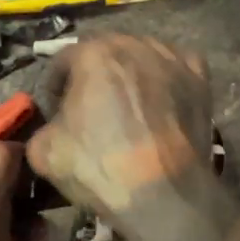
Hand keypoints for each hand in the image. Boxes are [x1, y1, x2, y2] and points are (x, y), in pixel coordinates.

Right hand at [27, 36, 218, 240]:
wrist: (163, 195)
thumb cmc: (99, 166)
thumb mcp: (43, 151)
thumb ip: (40, 127)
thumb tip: (51, 128)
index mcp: (92, 53)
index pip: (62, 61)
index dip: (54, 87)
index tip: (55, 111)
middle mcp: (132, 45)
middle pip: (104, 54)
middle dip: (93, 77)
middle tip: (89, 110)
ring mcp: (171, 59)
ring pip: (141, 57)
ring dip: (129, 76)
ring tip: (127, 108)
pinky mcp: (199, 79)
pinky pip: (176, 67)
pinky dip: (165, 78)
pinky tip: (160, 100)